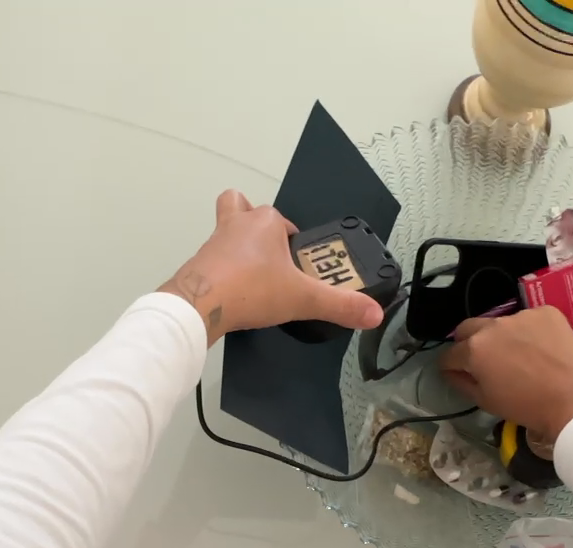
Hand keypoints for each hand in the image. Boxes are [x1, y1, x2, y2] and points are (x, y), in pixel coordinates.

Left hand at [160, 191, 383, 343]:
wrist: (200, 304)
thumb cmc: (253, 290)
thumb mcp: (303, 300)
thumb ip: (339, 306)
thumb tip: (375, 314)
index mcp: (267, 222)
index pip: (284, 223)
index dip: (292, 243)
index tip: (297, 268)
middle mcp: (238, 223)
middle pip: (244, 208)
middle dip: (256, 227)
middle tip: (268, 259)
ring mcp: (213, 242)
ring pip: (225, 230)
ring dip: (236, 246)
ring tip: (249, 276)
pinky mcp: (197, 264)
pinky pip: (211, 260)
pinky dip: (221, 272)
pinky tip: (231, 294)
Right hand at [441, 306, 572, 440]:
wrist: (572, 398)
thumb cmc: (524, 406)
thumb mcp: (484, 401)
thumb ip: (461, 382)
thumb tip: (451, 371)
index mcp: (474, 349)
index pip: (449, 353)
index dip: (449, 365)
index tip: (455, 372)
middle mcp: (493, 325)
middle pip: (468, 328)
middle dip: (466, 342)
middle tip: (480, 360)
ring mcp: (521, 315)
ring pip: (500, 323)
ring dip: (500, 337)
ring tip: (517, 356)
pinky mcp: (546, 312)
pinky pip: (528, 319)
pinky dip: (527, 332)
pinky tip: (539, 349)